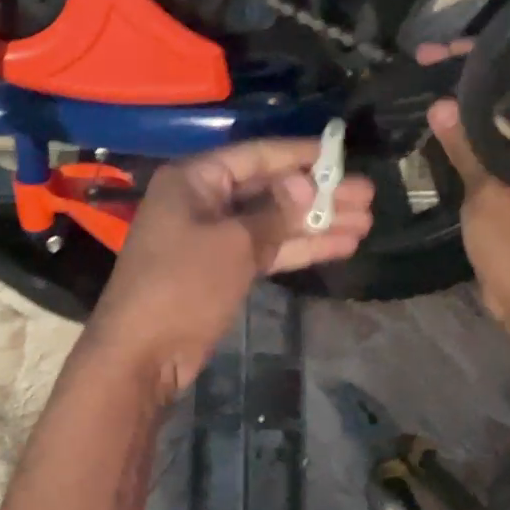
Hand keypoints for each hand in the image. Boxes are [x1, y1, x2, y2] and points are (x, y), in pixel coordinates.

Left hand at [87, 139, 373, 402]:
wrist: (141, 354)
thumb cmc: (182, 286)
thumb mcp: (233, 243)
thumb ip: (274, 212)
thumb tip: (305, 184)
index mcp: (194, 180)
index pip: (256, 155)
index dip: (301, 155)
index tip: (342, 154)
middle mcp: (202, 201)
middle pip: (268, 188)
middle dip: (317, 193)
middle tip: (368, 195)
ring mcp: (212, 237)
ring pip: (272, 222)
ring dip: (316, 222)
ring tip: (366, 221)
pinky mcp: (221, 270)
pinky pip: (266, 249)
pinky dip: (299, 248)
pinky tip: (341, 245)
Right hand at [419, 41, 509, 335]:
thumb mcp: (492, 196)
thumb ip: (468, 149)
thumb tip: (441, 105)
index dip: (490, 62)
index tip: (449, 52)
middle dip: (472, 82)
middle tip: (426, 65)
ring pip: (501, 131)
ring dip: (467, 114)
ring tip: (426, 90)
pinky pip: (495, 158)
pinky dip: (470, 145)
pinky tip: (439, 133)